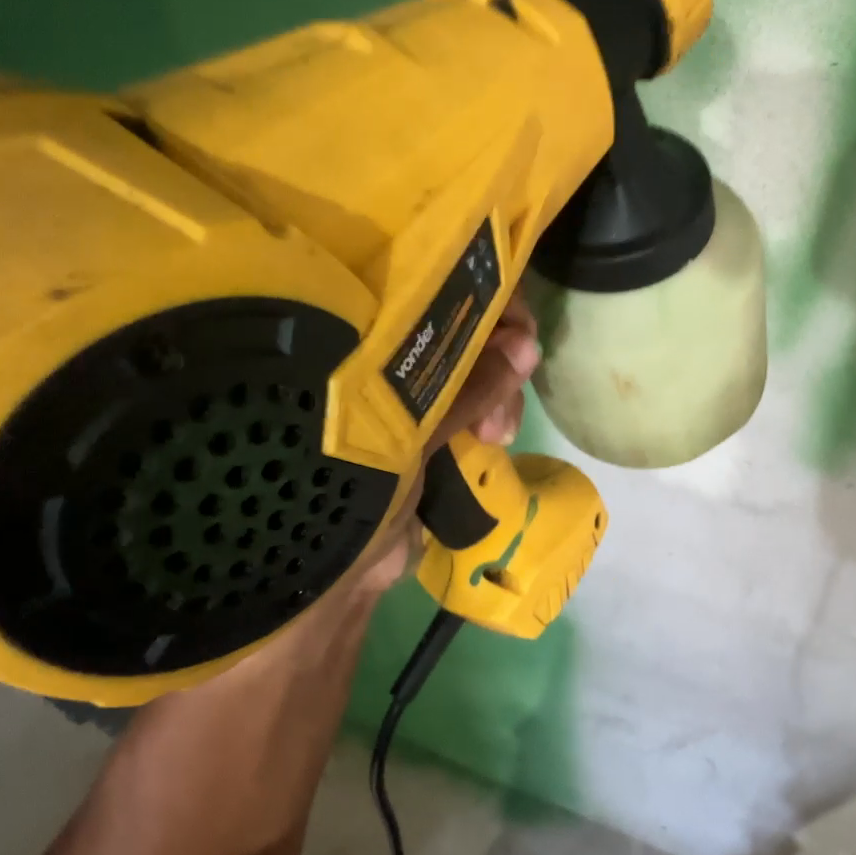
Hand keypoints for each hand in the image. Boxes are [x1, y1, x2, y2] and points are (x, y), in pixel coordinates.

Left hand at [346, 295, 540, 598]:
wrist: (329, 570)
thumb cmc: (344, 482)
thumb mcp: (405, 428)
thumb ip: (466, 386)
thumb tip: (526, 345)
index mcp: (354, 335)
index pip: (422, 284)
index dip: (475, 294)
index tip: (512, 330)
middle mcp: (378, 350)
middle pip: (458, 322)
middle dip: (495, 356)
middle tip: (499, 400)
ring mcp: (402, 390)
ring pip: (472, 364)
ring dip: (499, 392)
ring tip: (497, 434)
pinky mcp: (423, 426)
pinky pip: (472, 403)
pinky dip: (490, 414)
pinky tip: (494, 439)